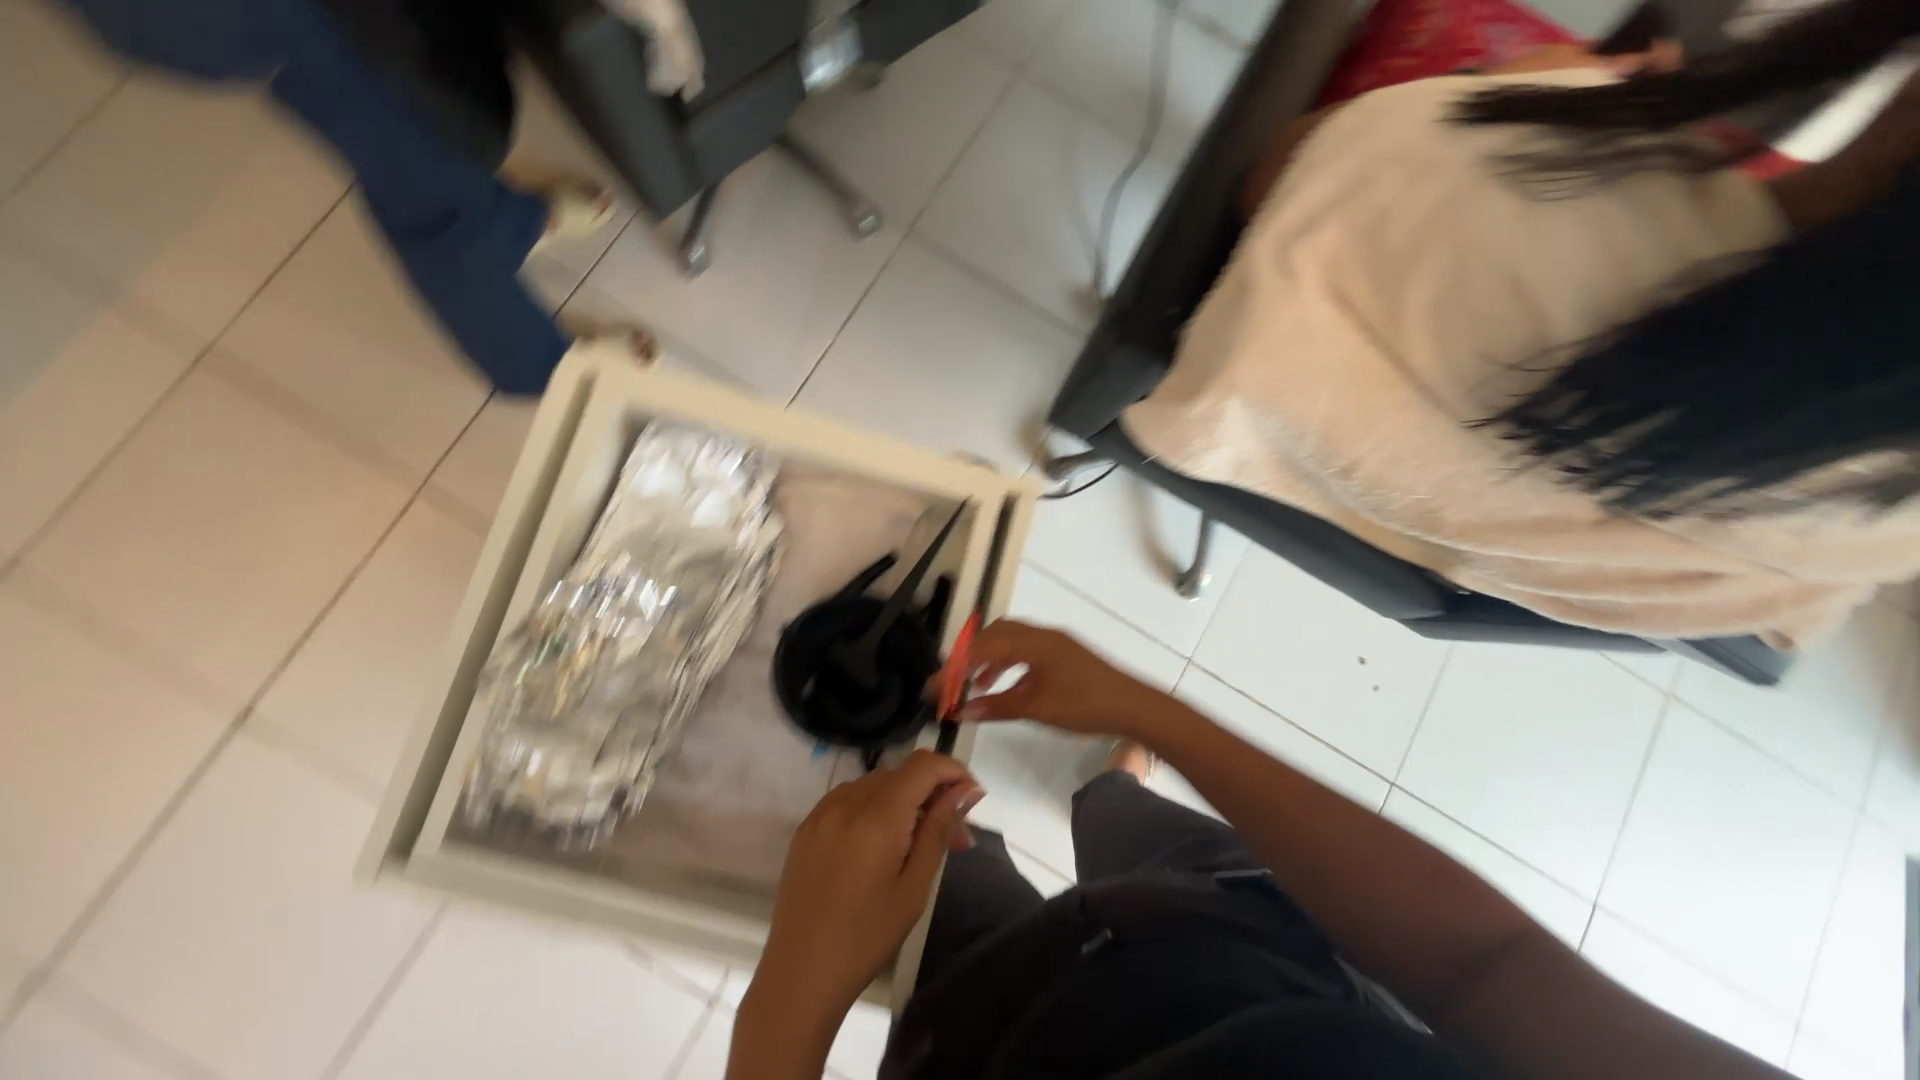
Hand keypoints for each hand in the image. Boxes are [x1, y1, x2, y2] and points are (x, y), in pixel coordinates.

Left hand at [755, 751, 983, 1013]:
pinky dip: (873, 808)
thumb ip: (939, 830)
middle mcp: (846, 802)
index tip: (972, 799)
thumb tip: (967, 790)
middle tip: (954, 839)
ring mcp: (821, 813)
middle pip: (900, 774)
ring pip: (874, 784)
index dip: (953, 771)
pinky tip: (880, 845)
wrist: (801, 973)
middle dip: (932, 794)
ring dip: (903, 801)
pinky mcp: (806, 828)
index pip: (923, 765)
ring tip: (917, 845)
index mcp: (877, 816)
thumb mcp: (915, 886)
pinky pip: (848, 800)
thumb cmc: (867, 936)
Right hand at [957, 620, 1165, 736]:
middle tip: (954, 680)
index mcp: (1033, 641)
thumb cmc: (1085, 705)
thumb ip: (996, 707)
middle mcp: (1042, 634)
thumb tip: (962, 711)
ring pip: (1011, 642)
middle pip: (995, 634)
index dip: (956, 665)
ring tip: (975, 686)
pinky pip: (1026, 651)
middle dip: (970, 655)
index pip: (982, 645)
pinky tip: (1005, 688)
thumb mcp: (1036, 708)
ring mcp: (1055, 643)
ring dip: (989, 660)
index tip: (938, 686)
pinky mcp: (1064, 654)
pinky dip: (1008, 665)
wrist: (1133, 707)